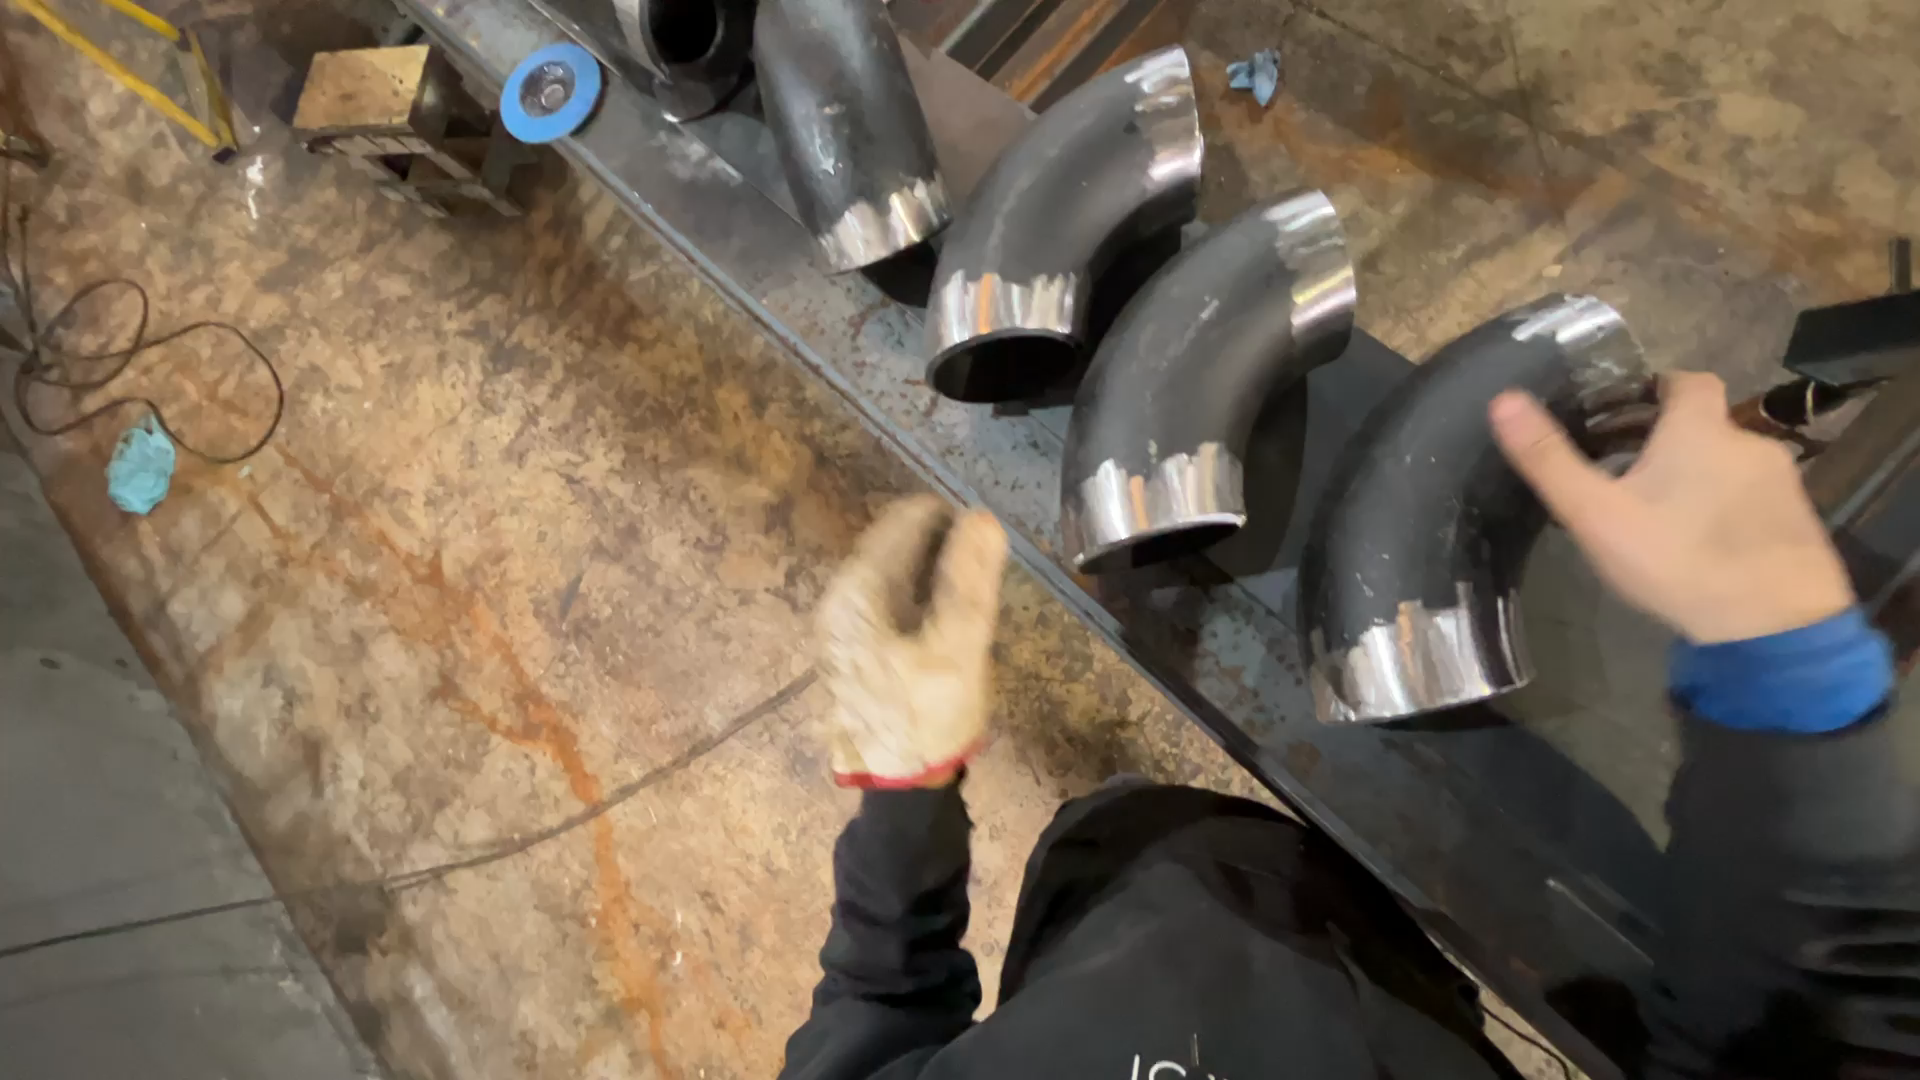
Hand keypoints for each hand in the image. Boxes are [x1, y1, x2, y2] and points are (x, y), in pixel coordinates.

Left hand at [816, 495, 1008, 787]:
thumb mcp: (959, 647)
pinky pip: (894, 597)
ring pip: (900, 569)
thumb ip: (970, 581)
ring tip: (968, 608)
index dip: (952, 523)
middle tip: (981, 586)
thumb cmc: (929, 716)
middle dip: (944, 552)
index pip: (907, 518)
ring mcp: (843, 619)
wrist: (900, 786)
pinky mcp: (854, 639)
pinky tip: (945, 626)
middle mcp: (840, 595)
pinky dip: (923, 598)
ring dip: (937, 575)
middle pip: (901, 541)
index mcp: (858, 589)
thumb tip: (982, 517)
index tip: (985, 550)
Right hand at [1489, 372, 1853, 643]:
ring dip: (1682, 468)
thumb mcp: (1592, 511)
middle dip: (1653, 435)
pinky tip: (1682, 533)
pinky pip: (1741, 491)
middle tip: (1606, 465)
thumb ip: (1548, 458)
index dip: (1650, 387)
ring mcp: (1778, 481)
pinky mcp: (1793, 516)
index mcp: (1698, 432)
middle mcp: (1747, 444)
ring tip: (1638, 503)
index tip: (1612, 408)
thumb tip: (1503, 401)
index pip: (1685, 381)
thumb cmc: (1672, 557)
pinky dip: (1710, 497)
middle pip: (1697, 424)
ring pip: (1719, 459)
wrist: (1771, 625)